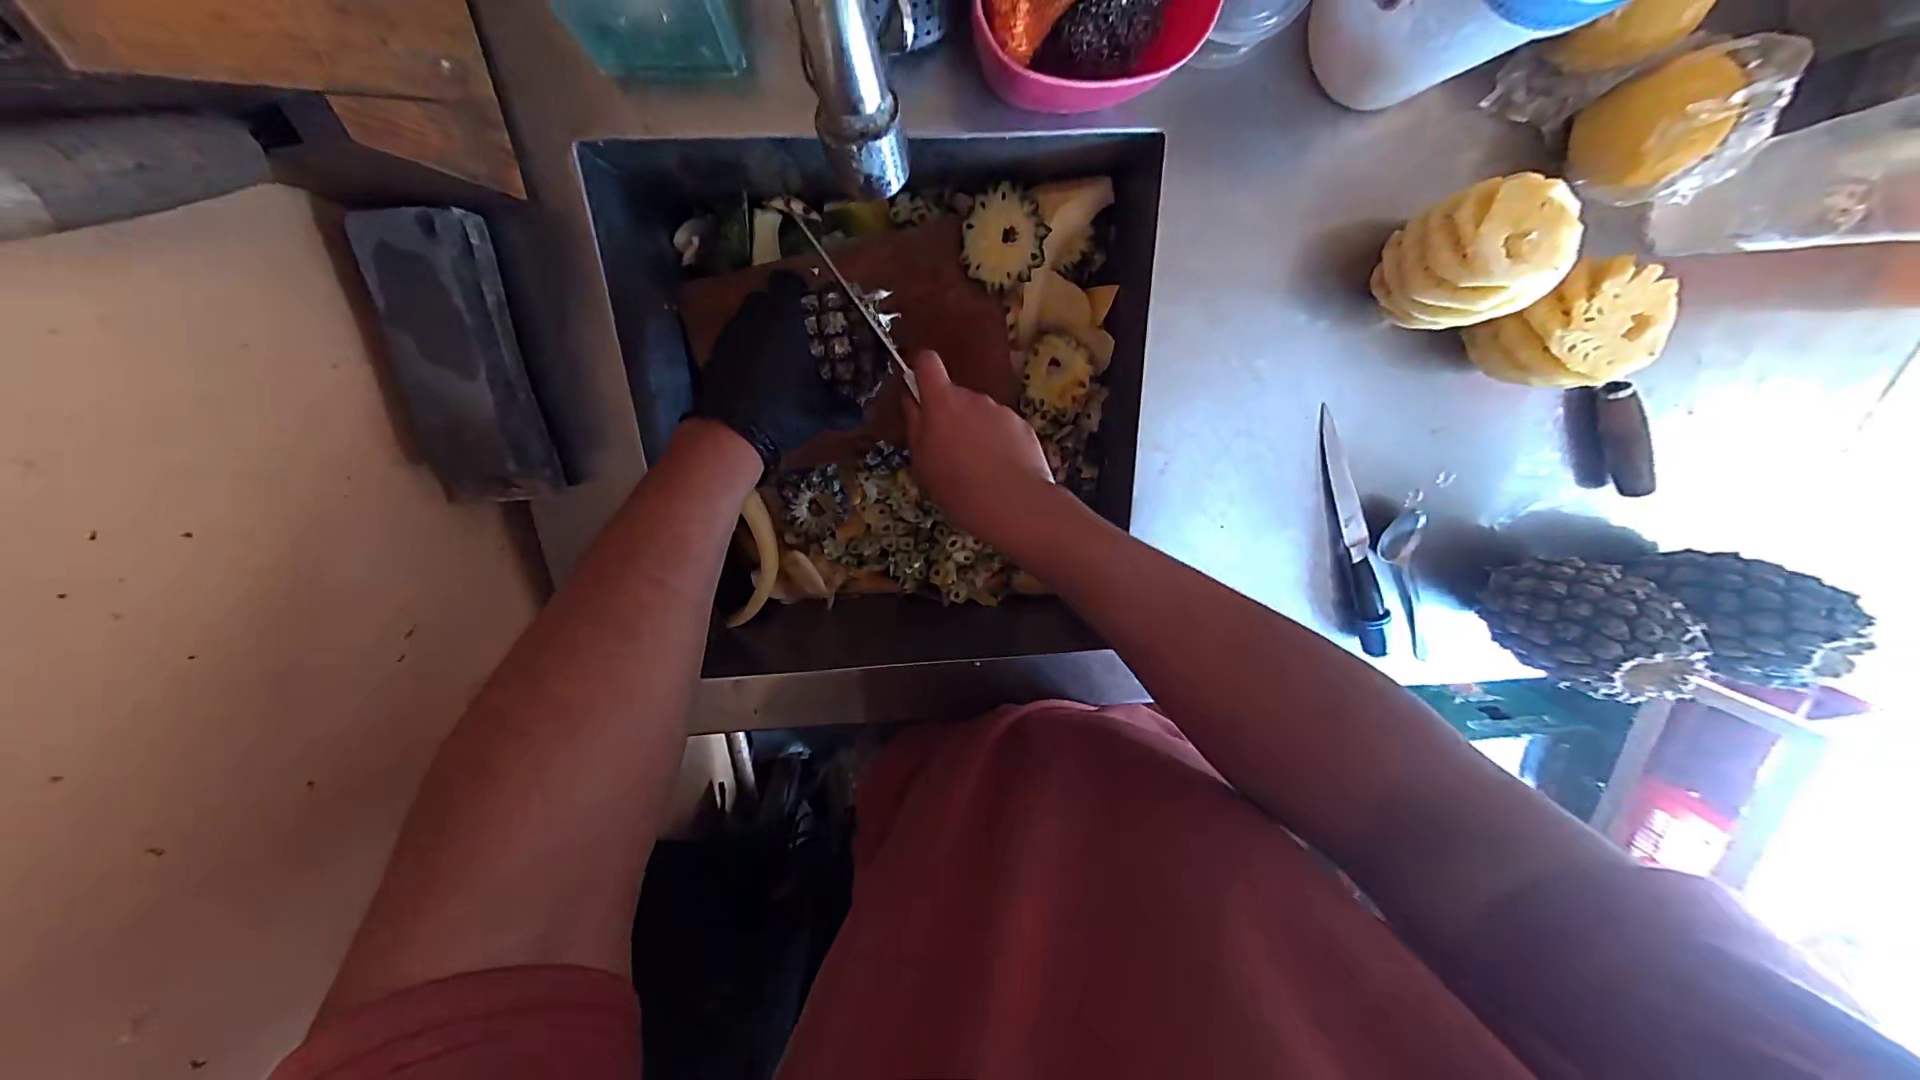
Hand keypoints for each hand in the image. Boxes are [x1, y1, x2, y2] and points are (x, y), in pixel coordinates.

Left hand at [693, 270, 863, 471]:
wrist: (732, 431)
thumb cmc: (783, 410)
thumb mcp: (821, 412)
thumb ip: (844, 410)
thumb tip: (861, 414)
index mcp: (781, 320)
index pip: (785, 280)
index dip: (797, 285)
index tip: (809, 299)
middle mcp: (753, 318)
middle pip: (764, 295)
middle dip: (779, 305)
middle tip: (797, 324)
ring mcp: (730, 335)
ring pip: (746, 315)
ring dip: (761, 324)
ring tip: (778, 347)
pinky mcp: (715, 353)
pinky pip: (734, 337)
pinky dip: (746, 344)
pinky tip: (758, 367)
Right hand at [903, 350, 1056, 544]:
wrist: (1013, 504)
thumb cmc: (957, 487)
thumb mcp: (922, 462)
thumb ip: (915, 425)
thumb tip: (911, 400)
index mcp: (942, 403)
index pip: (927, 363)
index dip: (921, 370)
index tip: (919, 388)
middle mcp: (973, 398)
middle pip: (956, 397)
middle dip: (953, 418)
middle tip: (951, 454)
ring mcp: (1001, 411)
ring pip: (982, 416)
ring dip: (978, 434)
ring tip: (980, 470)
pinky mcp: (1023, 427)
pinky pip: (1005, 430)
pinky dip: (1001, 445)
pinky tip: (1002, 473)